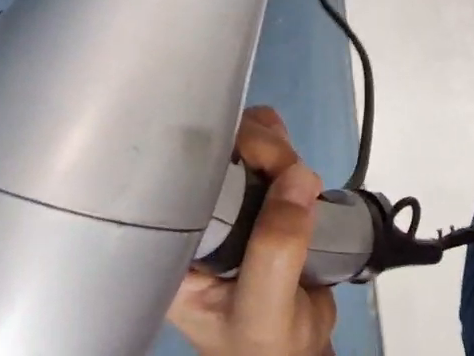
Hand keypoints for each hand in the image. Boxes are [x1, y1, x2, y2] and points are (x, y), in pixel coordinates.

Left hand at [168, 107, 336, 355]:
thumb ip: (276, 251)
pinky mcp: (255, 187)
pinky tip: (294, 171)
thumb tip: (298, 177)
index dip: (226, 160)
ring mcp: (225, 199)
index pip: (184, 179)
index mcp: (175, 246)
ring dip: (277, 148)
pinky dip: (285, 144)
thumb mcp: (263, 311)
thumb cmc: (265, 343)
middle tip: (292, 178)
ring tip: (298, 184)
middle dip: (261, 151)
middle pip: (216, 148)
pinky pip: (264, 142)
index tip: (268, 169)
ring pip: (241, 137)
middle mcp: (194, 216)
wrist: (295, 347)